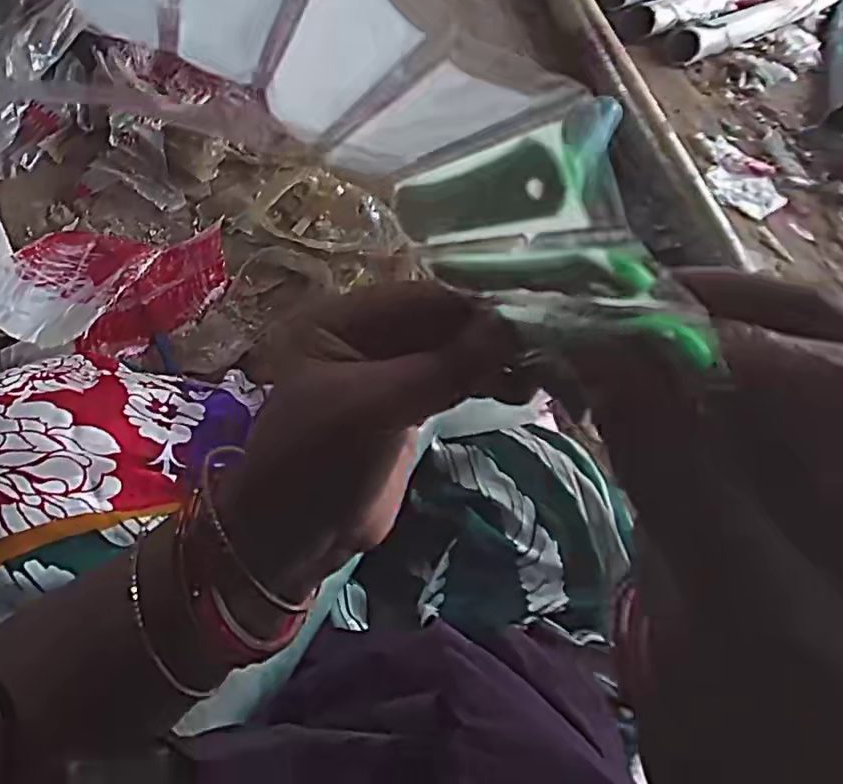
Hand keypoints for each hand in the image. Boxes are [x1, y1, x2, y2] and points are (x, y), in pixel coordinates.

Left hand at [218, 283, 517, 600]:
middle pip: (444, 320)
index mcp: (343, 318)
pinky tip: (521, 388)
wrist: (289, 543)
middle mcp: (367, 332)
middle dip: (494, 333)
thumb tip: (513, 328)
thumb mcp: (374, 411)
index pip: (423, 298)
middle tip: (553, 348)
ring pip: (455, 348)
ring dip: (497, 358)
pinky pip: (455, 376)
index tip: (538, 318)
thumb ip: (442, 369)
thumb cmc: (315, 467)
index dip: (480, 306)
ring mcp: (390, 366)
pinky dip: (487, 379)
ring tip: (544, 373)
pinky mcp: (408, 399)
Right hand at [569, 271, 842, 780]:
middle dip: (708, 319)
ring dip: (687, 333)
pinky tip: (626, 368)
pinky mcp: (830, 454)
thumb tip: (603, 351)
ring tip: (606, 329)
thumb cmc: (805, 748)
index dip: (728, 347)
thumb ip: (674, 470)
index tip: (627, 325)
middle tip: (610, 305)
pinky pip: (749, 384)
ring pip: (782, 348)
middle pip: (828, 344)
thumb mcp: (740, 617)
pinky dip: (679, 368)